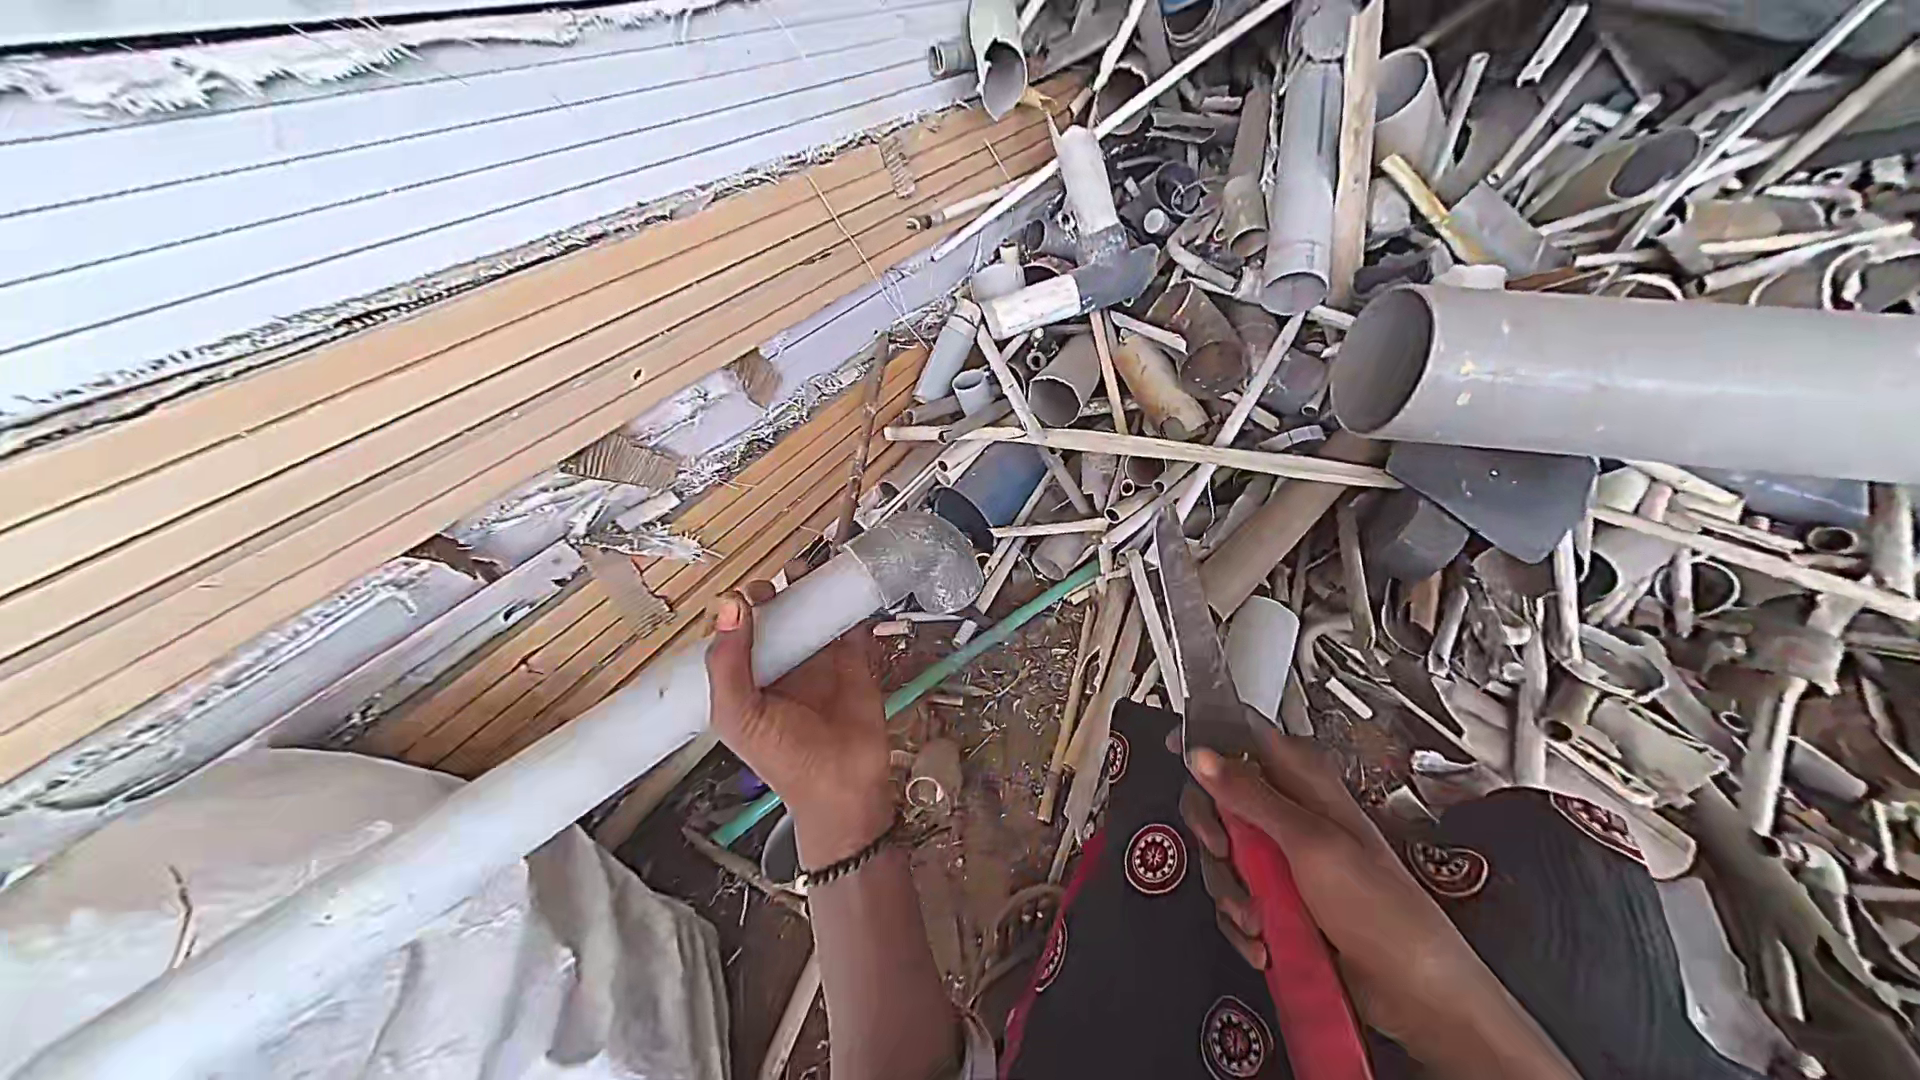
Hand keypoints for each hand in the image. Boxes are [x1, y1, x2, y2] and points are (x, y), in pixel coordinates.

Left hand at [705, 582, 893, 867]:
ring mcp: (820, 658)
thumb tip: (730, 605)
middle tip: (787, 579)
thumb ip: (728, 663)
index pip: (740, 629)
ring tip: (812, 572)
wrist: (842, 785)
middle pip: (779, 612)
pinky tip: (847, 588)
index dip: (742, 607)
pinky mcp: (854, 658)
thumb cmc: (783, 758)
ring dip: (814, 588)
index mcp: (750, 674)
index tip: (751, 594)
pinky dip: (852, 604)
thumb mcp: (739, 715)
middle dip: (780, 590)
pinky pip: (852, 623)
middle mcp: (783, 661)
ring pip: (815, 610)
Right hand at [1179, 726, 1576, 1078]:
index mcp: (1301, 780)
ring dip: (1228, 889)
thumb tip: (1199, 754)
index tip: (1174, 750)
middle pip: (1216, 795)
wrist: (1416, 998)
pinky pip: (1231, 893)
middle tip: (1222, 851)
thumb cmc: (1378, 906)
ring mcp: (1277, 855)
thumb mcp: (1309, 842)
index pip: (1243, 734)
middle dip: (1211, 831)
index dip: (1206, 735)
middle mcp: (1285, 810)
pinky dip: (1238, 919)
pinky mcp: (1273, 896)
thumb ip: (1249, 795)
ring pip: (1219, 850)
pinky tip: (1262, 941)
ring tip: (1256, 919)